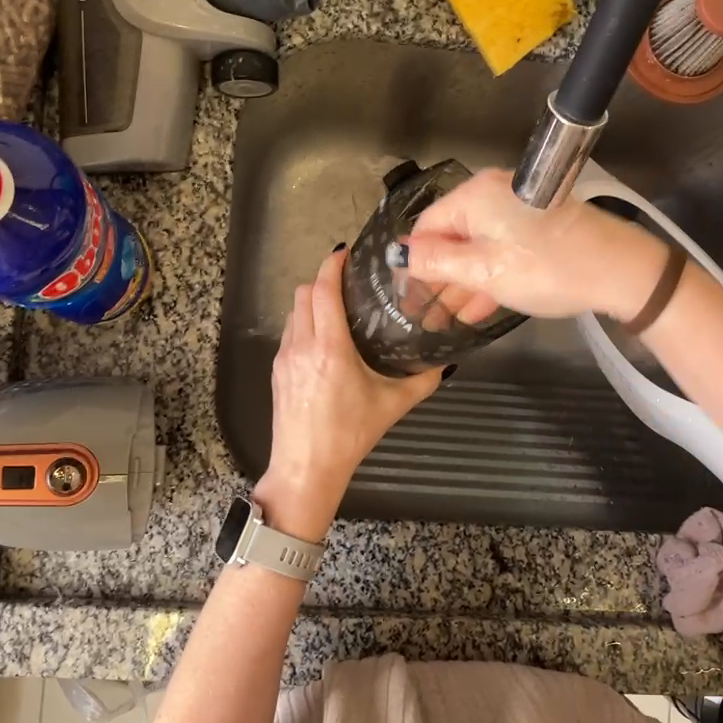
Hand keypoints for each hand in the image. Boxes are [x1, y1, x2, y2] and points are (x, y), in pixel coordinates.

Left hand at [260, 249, 443, 538]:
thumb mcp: (392, 405)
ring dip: (312, 301)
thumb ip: (422, 380)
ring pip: (293, 312)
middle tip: (349, 281)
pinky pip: (289, 333)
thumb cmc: (349, 435)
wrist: (306, 468)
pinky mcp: (277, 371)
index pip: (323, 289)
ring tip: (338, 307)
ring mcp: (284, 358)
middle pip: (304, 293)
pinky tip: (324, 337)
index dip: (332, 265)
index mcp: (329, 347)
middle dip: (323, 280)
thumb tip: (446, 361)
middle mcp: (301, 345)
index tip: (346, 253)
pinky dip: (304, 323)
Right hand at [403, 168, 669, 321]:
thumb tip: (399, 255)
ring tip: (447, 317)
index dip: (414, 261)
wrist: (620, 271)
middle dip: (438, 274)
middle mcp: (492, 193)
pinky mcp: (537, 225)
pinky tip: (477, 307)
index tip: (408, 295)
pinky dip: (487, 274)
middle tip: (425, 311)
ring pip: (476, 245)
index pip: (426, 226)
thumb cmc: (546, 269)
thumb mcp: (483, 271)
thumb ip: (436, 262)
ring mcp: (517, 209)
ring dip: (462, 280)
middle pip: (450, 235)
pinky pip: (499, 247)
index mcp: (474, 196)